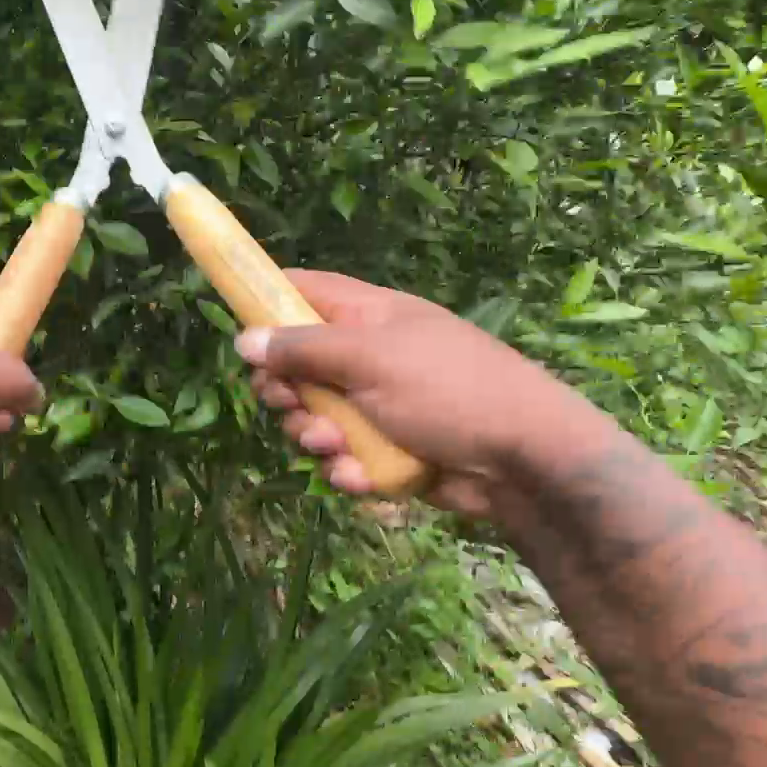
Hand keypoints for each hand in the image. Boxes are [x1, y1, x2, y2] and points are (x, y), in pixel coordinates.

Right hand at [235, 271, 614, 520]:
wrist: (527, 463)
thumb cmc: (451, 390)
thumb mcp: (370, 358)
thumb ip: (302, 348)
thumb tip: (244, 340)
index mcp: (365, 316)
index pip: (300, 291)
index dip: (264, 302)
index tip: (239, 331)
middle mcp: (363, 354)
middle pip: (291, 363)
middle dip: (283, 391)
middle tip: (291, 404)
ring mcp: (373, 402)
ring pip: (308, 414)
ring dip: (312, 435)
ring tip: (337, 447)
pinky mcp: (382, 447)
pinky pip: (338, 453)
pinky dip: (345, 467)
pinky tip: (362, 475)